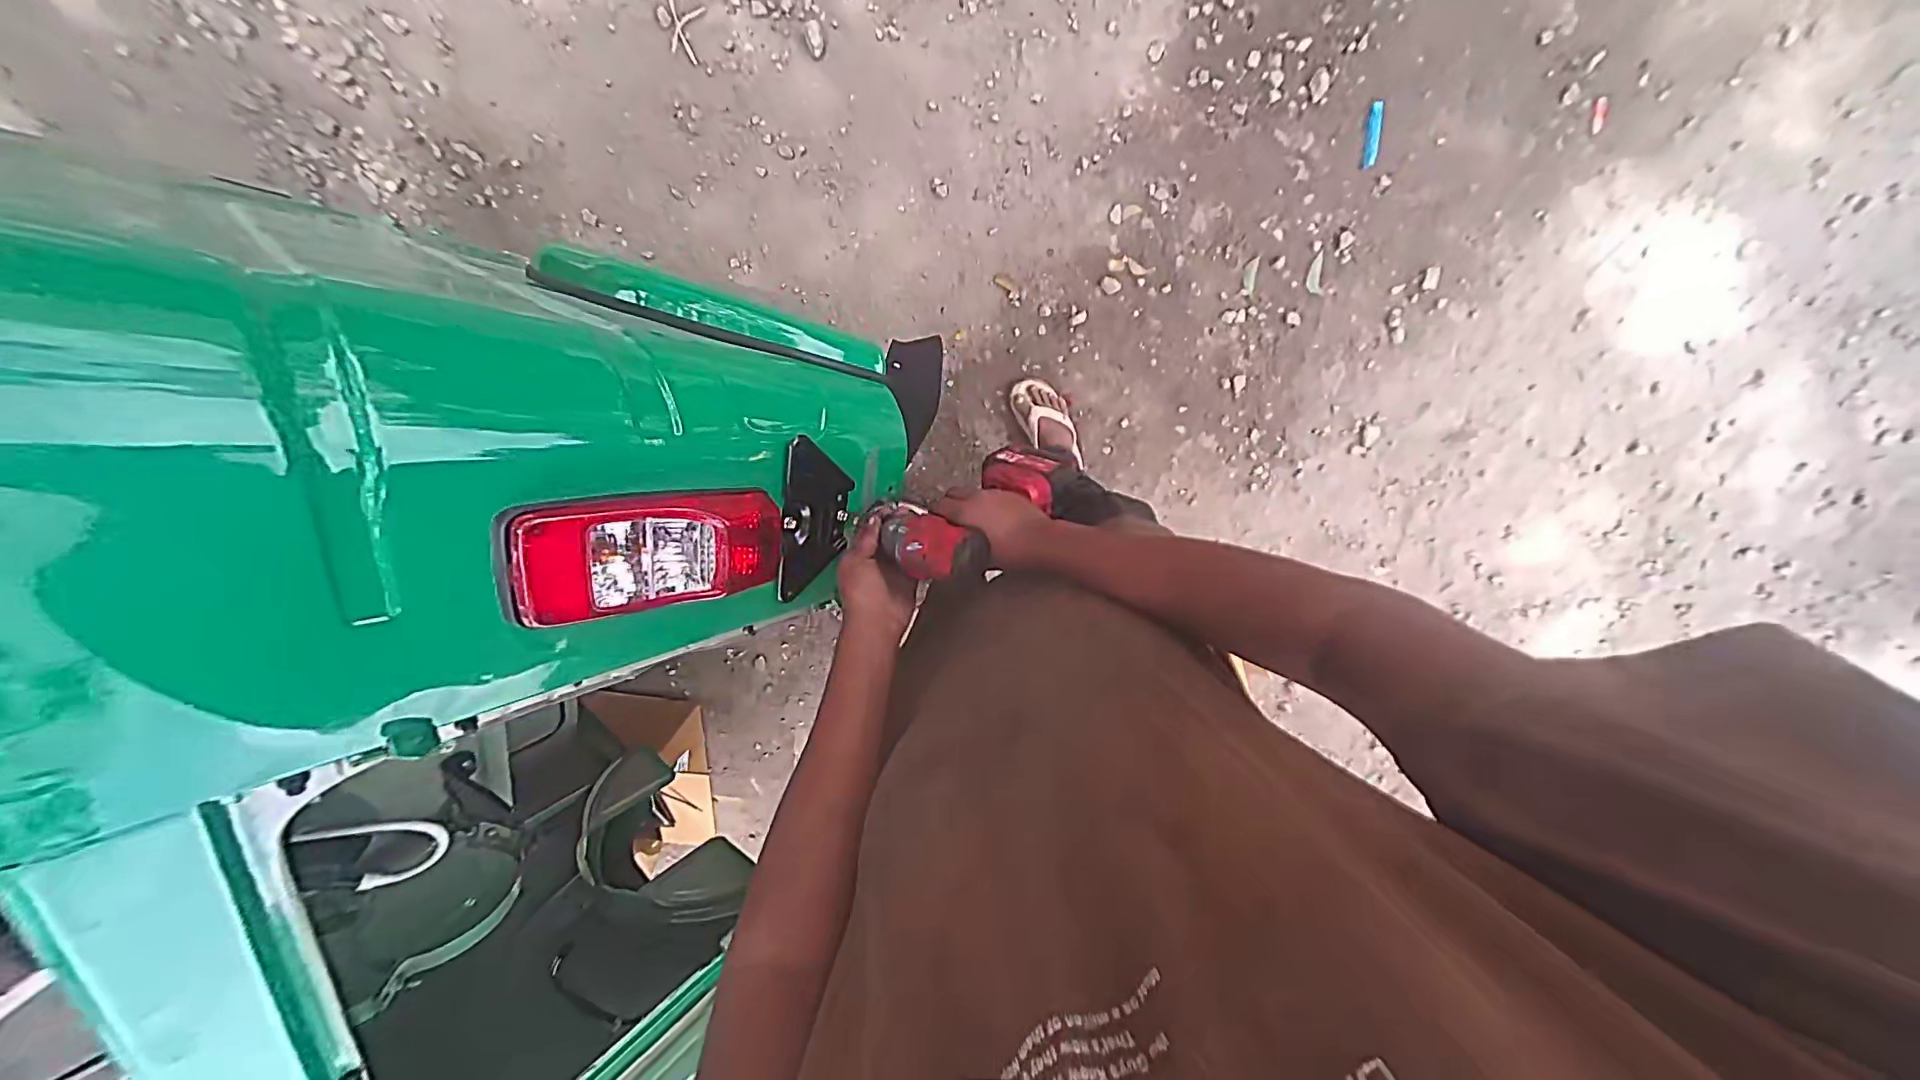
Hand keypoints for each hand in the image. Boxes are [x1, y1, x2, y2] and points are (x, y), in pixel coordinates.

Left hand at [836, 514, 917, 639]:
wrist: (878, 623)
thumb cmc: (861, 598)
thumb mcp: (857, 561)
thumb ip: (866, 538)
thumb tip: (873, 519)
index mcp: (858, 554)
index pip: (871, 528)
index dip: (882, 516)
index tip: (894, 507)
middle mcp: (877, 561)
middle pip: (890, 535)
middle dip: (901, 524)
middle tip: (913, 513)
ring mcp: (894, 570)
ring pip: (905, 547)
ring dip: (913, 537)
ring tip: (923, 524)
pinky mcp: (909, 580)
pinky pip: (918, 562)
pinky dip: (923, 554)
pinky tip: (930, 544)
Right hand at [932, 488, 1057, 569]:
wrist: (1042, 541)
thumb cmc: (1012, 552)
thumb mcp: (980, 556)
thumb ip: (962, 550)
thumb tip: (954, 552)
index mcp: (965, 510)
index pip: (938, 505)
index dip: (934, 515)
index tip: (935, 523)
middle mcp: (978, 497)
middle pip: (952, 493)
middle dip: (948, 504)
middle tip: (950, 520)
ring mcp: (995, 493)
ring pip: (972, 493)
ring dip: (968, 503)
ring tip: (972, 520)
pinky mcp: (1011, 495)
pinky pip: (990, 496)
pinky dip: (986, 504)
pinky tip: (992, 519)